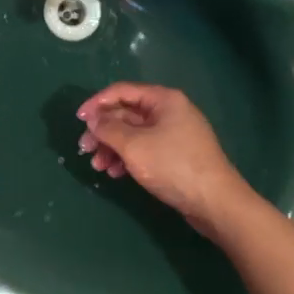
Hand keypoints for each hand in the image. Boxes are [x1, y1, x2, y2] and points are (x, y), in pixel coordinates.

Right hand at [78, 83, 260, 234]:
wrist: (215, 202)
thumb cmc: (173, 166)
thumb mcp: (134, 146)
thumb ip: (109, 128)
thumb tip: (92, 117)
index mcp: (163, 100)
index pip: (122, 91)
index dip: (97, 103)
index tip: (78, 119)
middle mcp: (169, 112)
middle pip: (127, 114)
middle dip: (103, 131)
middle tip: (85, 149)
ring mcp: (174, 134)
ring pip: (133, 134)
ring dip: (112, 147)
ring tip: (98, 166)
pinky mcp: (175, 156)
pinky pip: (144, 149)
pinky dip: (127, 158)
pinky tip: (116, 173)